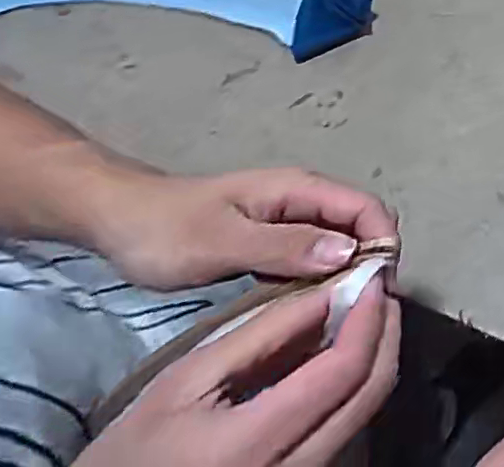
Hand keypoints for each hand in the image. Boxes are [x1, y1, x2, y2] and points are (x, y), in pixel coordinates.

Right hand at [75, 283, 400, 466]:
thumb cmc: (133, 451)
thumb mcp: (187, 378)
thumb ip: (264, 333)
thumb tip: (330, 293)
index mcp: (256, 444)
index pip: (345, 370)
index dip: (370, 315)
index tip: (374, 274)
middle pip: (371, 392)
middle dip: (386, 330)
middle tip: (378, 286)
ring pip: (366, 411)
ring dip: (376, 353)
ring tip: (367, 307)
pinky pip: (347, 428)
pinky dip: (357, 381)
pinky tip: (344, 348)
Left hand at [95, 168, 397, 289]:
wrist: (121, 219)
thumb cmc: (169, 229)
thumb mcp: (223, 242)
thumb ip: (285, 246)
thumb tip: (349, 252)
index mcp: (300, 189)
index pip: (364, 206)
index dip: (381, 241)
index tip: (379, 289)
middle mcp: (305, 198)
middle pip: (360, 222)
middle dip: (371, 260)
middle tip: (360, 311)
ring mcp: (292, 218)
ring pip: (341, 241)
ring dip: (349, 272)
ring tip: (341, 315)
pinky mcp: (279, 239)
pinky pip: (317, 256)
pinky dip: (326, 279)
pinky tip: (315, 308)